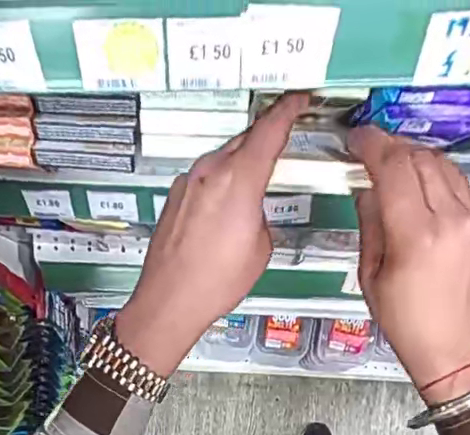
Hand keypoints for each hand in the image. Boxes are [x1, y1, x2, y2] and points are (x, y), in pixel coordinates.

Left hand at [114, 94, 306, 374]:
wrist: (171, 300)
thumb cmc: (211, 282)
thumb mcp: (259, 251)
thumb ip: (262, 218)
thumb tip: (255, 214)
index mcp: (239, 180)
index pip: (270, 129)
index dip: (288, 110)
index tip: (298, 100)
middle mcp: (211, 173)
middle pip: (245, 140)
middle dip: (266, 136)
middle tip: (282, 135)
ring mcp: (189, 183)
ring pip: (223, 159)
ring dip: (242, 163)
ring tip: (256, 180)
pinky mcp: (176, 197)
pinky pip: (206, 179)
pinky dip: (221, 184)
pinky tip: (227, 209)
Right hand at [349, 127, 469, 403]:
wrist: (451, 346)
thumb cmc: (409, 323)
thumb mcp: (371, 277)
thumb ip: (370, 225)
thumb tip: (368, 190)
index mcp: (415, 237)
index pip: (393, 167)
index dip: (371, 145)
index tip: (357, 141)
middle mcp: (449, 221)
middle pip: (418, 157)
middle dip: (391, 149)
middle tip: (372, 153)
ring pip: (441, 163)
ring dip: (415, 158)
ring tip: (395, 168)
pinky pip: (458, 182)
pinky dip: (436, 175)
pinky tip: (421, 187)